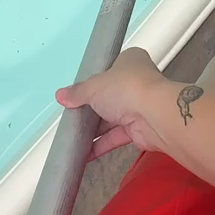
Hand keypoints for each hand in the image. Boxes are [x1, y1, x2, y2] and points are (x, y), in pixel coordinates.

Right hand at [55, 48, 176, 159]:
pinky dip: (101, 144)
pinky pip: (116, 136)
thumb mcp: (94, 86)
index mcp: (130, 61)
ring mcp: (139, 105)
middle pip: (110, 95)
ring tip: (73, 137)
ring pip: (112, 118)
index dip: (95, 80)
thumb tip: (61, 95)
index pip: (110, 69)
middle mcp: (136, 81)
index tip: (79, 92)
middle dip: (93, 108)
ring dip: (95, 129)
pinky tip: (84, 153)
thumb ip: (78, 92)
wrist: (153, 115)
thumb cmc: (126, 88)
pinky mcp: (139, 128)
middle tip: (72, 117)